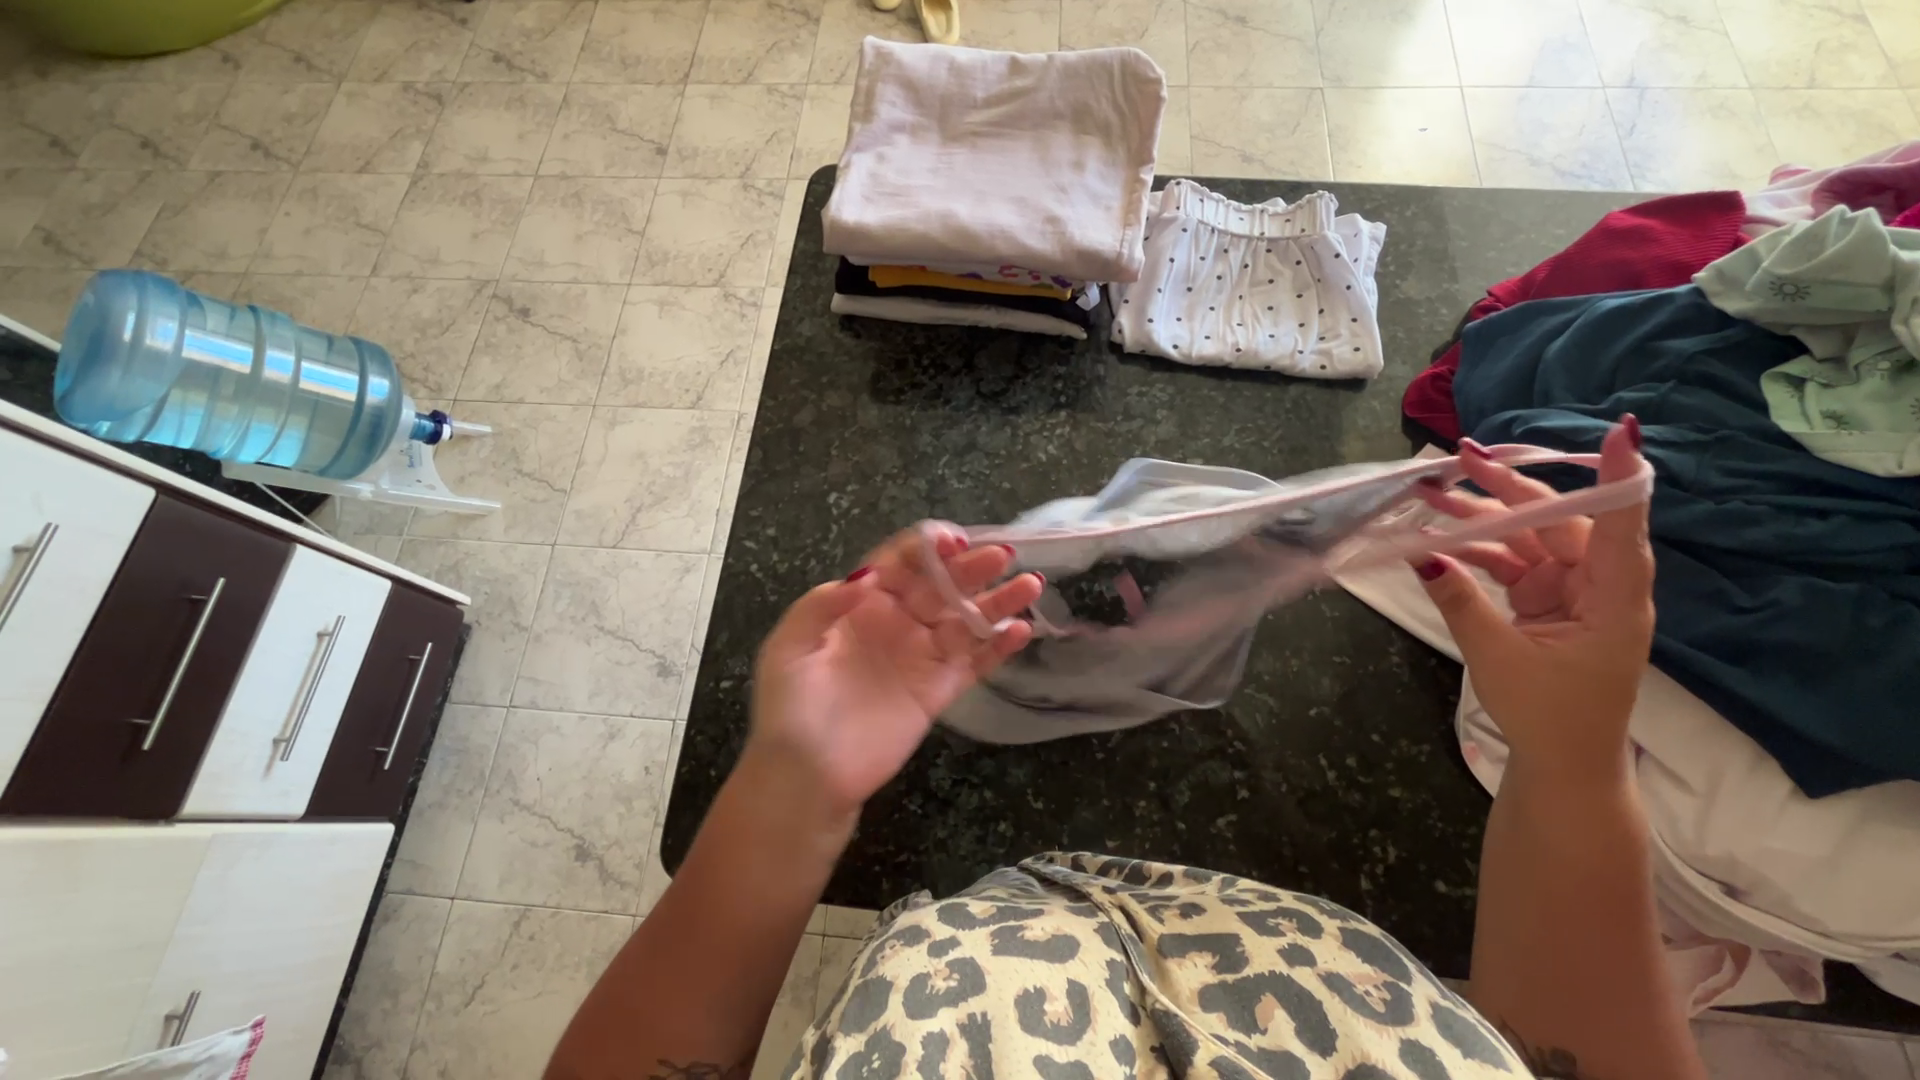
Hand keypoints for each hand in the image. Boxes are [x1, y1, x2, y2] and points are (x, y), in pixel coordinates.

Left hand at [744, 526, 1042, 821]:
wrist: (807, 776)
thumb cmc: (790, 707)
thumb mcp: (789, 647)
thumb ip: (822, 605)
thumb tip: (866, 574)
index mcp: (861, 603)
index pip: (901, 563)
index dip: (928, 547)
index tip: (955, 541)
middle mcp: (896, 622)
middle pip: (941, 585)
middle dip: (971, 567)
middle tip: (1002, 557)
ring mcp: (921, 656)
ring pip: (966, 620)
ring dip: (998, 601)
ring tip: (1029, 586)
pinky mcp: (939, 691)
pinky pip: (975, 662)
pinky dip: (999, 647)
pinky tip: (1021, 631)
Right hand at [1412, 418, 1654, 782]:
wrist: (1563, 761)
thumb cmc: (1549, 714)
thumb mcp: (1499, 657)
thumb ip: (1461, 602)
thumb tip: (1420, 556)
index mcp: (1613, 599)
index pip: (1620, 527)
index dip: (1618, 478)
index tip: (1621, 431)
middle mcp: (1599, 585)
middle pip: (1557, 521)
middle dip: (1507, 490)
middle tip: (1459, 459)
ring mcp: (1571, 591)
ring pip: (1527, 538)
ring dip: (1481, 519)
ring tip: (1431, 497)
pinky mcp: (1546, 601)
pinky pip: (1511, 563)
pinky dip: (1477, 552)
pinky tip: (1438, 542)